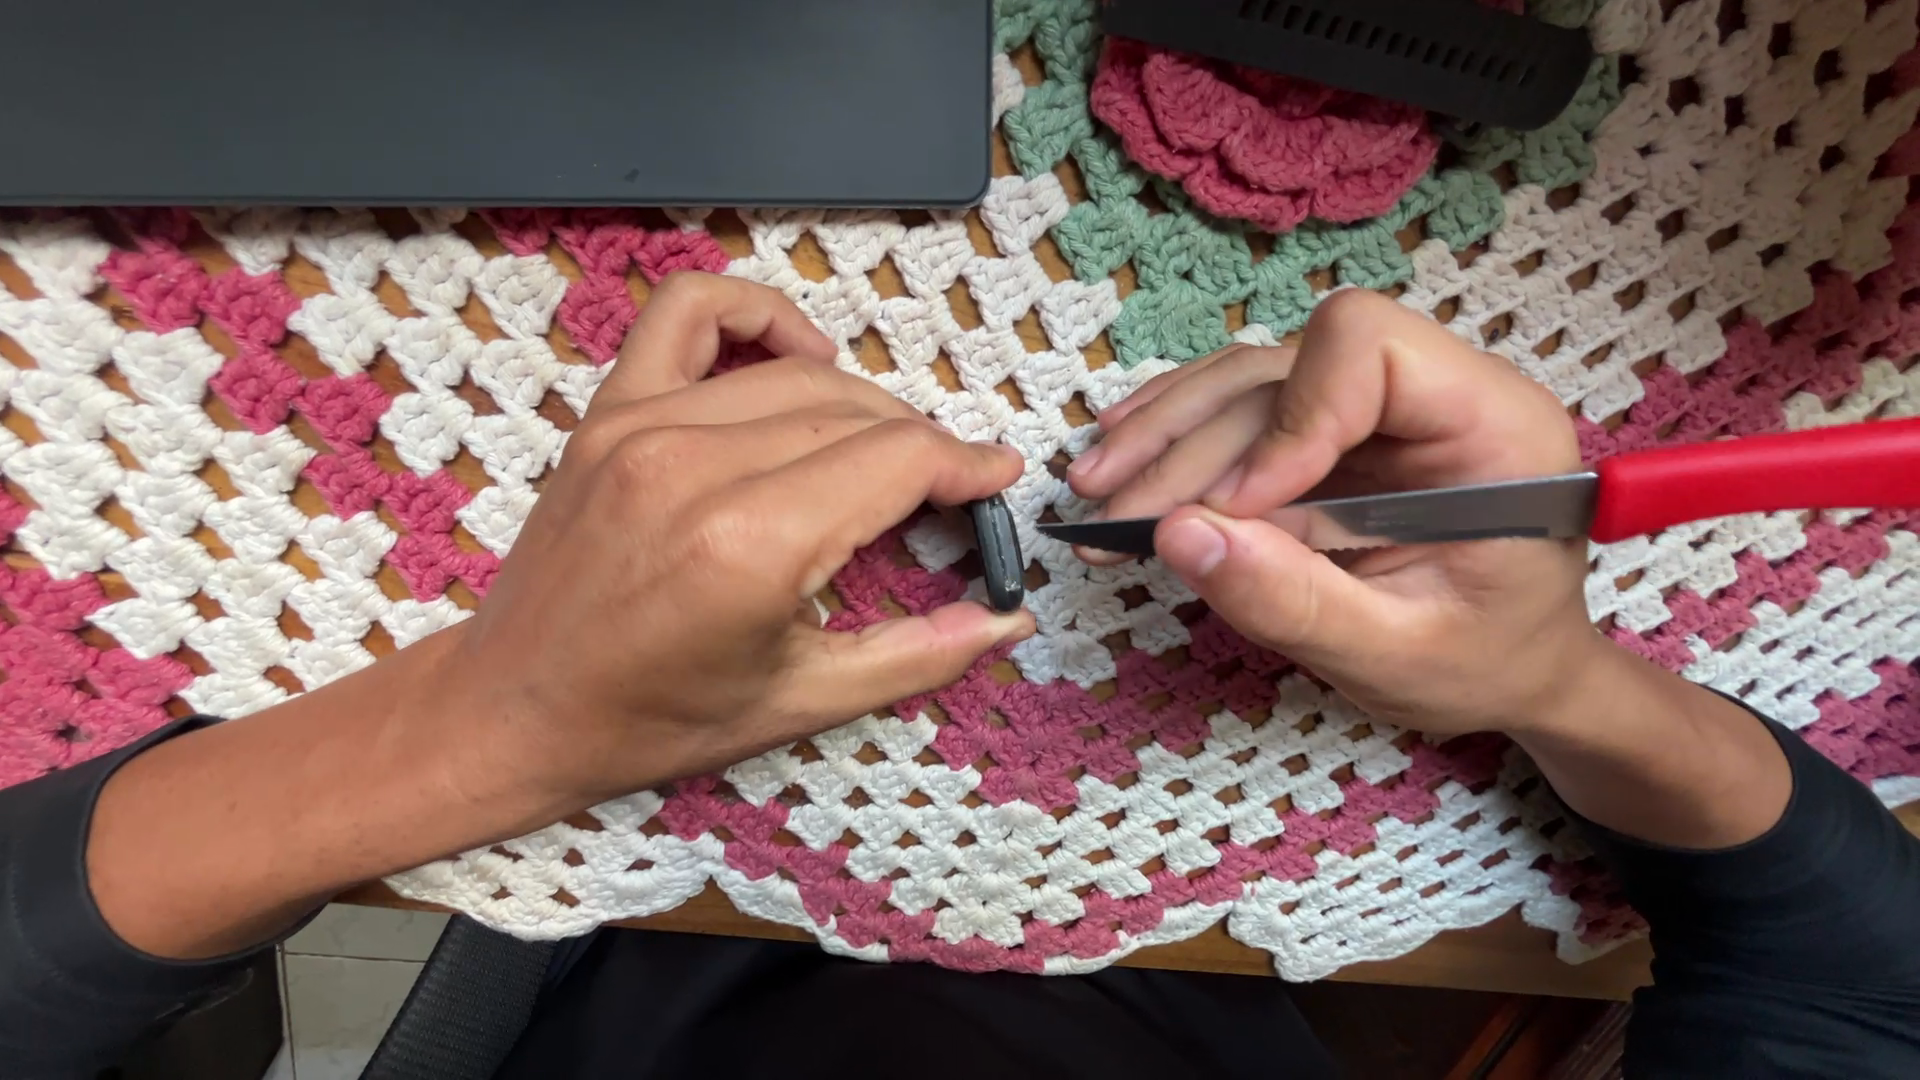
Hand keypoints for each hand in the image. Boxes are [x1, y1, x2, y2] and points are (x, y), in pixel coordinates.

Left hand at [430, 272, 1034, 802]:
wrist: (515, 709)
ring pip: (798, 374)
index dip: (965, 464)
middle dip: (923, 446)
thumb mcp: (804, 702)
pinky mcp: (609, 411)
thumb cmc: (659, 720)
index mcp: (753, 545)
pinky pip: (690, 313)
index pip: (898, 460)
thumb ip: (920, 654)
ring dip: (865, 404)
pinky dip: (758, 314)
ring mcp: (644, 424)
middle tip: (942, 491)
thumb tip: (1008, 618)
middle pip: (859, 414)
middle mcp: (699, 464)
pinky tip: (799, 356)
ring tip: (883, 448)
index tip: (995, 478)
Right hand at [1068, 290, 1599, 735]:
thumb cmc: (1476, 662)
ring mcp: (1363, 405)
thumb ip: (1292, 600)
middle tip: (1110, 517)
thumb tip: (1176, 535)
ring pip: (1240, 383)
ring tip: (1092, 488)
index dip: (1286, 420)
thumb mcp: (1392, 656)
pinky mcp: (1317, 428)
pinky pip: (1232, 406)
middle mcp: (1423, 391)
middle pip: (1278, 374)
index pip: (1366, 349)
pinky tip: (1121, 449)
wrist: (1501, 660)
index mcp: (1486, 426)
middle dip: (1186, 448)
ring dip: (1159, 435)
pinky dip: (1170, 432)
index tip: (1234, 509)